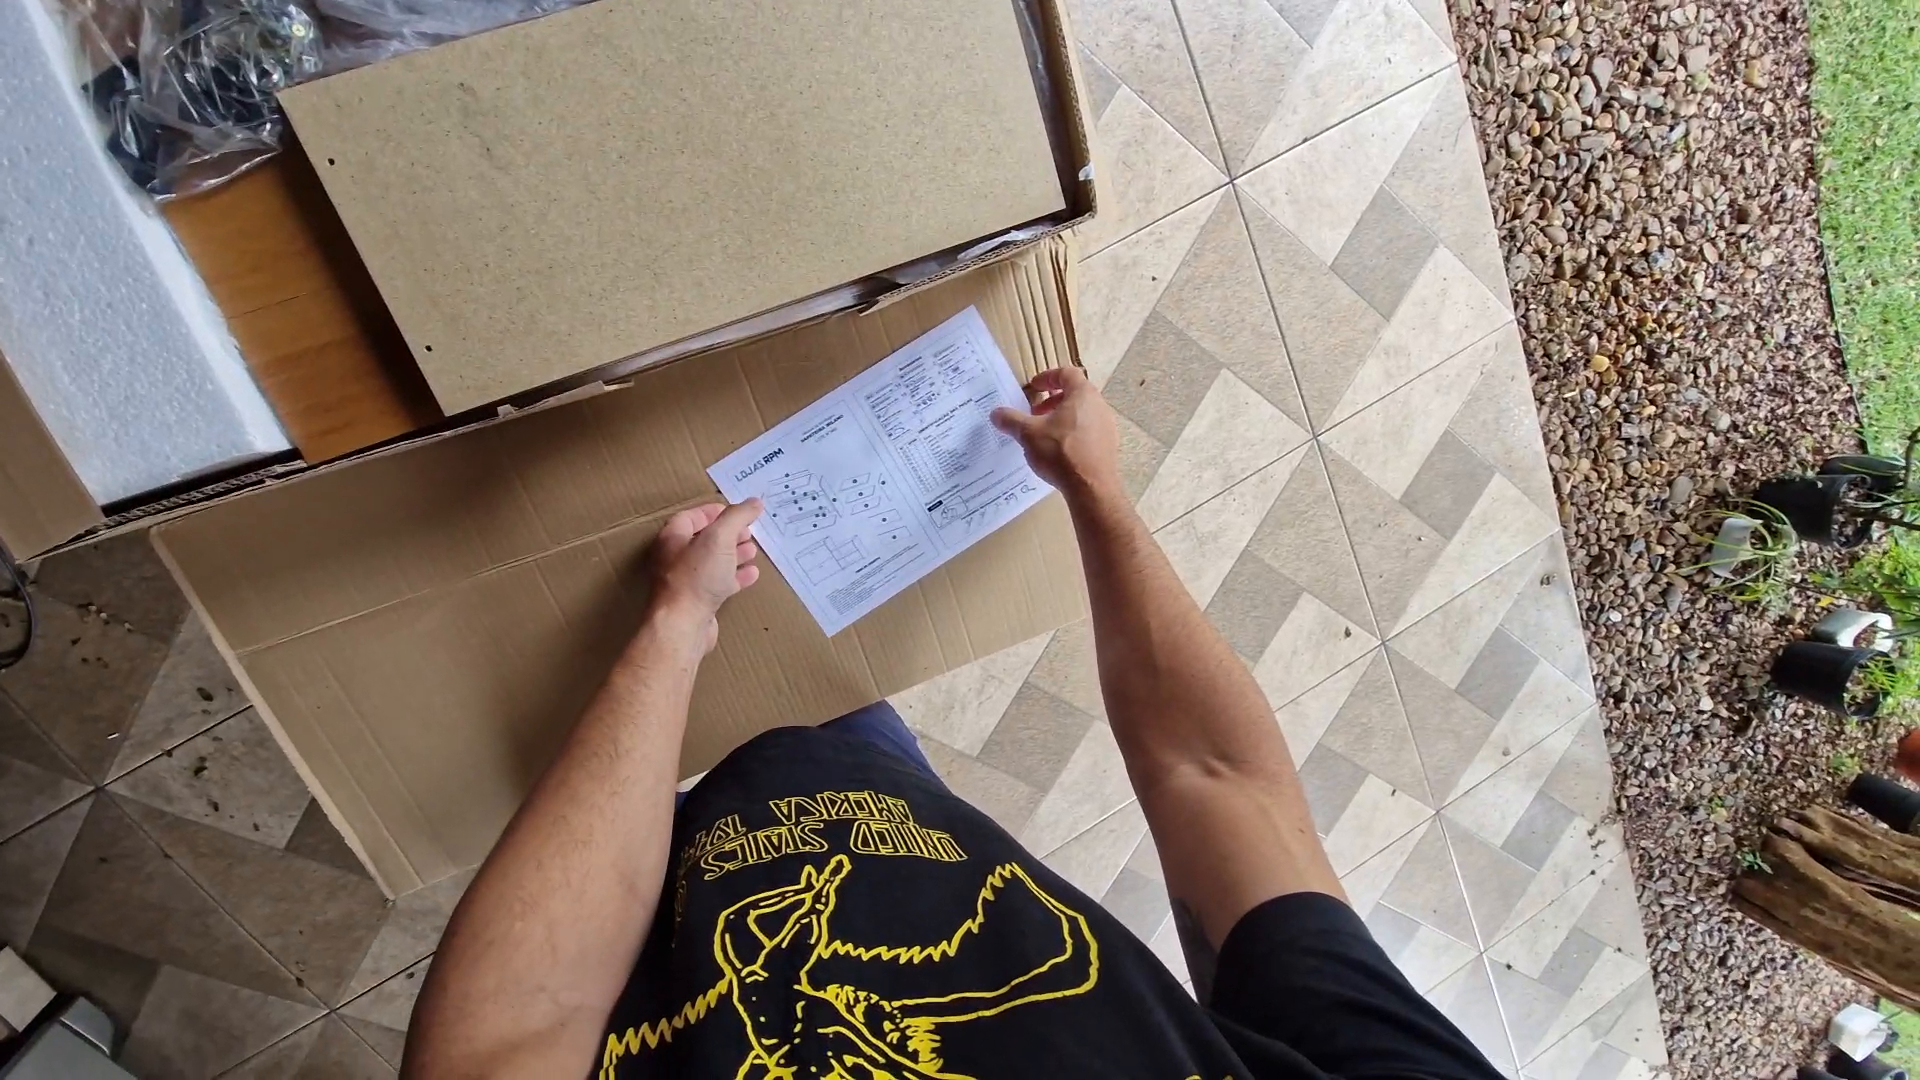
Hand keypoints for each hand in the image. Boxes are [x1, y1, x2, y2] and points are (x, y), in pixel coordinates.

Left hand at [648, 500, 763, 652]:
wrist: (684, 624)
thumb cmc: (695, 577)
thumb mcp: (719, 538)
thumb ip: (737, 517)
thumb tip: (754, 502)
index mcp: (673, 538)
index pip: (691, 517)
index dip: (713, 511)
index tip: (736, 511)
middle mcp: (676, 558)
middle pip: (703, 539)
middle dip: (728, 533)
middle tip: (748, 530)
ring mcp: (686, 581)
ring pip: (713, 562)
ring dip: (733, 554)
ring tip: (752, 550)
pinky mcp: (699, 601)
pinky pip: (719, 583)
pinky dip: (736, 576)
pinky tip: (751, 574)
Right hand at [990, 366, 1122, 502]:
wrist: (1091, 487)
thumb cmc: (1060, 452)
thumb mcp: (1028, 434)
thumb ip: (1011, 420)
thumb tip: (996, 413)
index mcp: (1082, 394)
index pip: (1067, 373)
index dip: (1048, 377)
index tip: (1034, 387)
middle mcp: (1099, 405)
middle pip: (1075, 394)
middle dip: (1052, 401)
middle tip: (1035, 413)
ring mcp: (1107, 426)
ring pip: (1082, 413)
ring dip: (1062, 418)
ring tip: (1045, 433)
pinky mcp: (1108, 446)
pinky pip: (1088, 431)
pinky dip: (1073, 433)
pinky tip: (1059, 451)